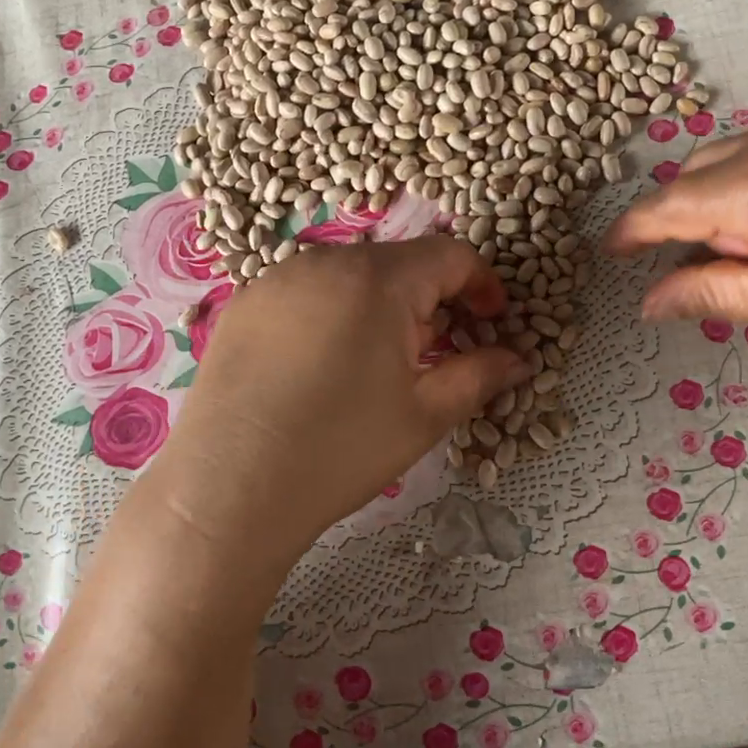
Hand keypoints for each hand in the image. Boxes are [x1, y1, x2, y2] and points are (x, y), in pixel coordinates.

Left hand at [146, 236, 528, 566]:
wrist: (228, 491)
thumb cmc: (340, 450)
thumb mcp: (425, 415)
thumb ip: (480, 375)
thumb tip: (519, 359)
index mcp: (380, 279)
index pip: (450, 256)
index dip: (482, 285)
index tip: (491, 322)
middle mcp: (327, 261)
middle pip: (400, 263)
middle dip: (431, 300)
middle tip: (436, 354)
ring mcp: (278, 278)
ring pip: (351, 276)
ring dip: (382, 306)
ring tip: (378, 365)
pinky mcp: (243, 304)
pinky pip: (307, 292)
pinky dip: (334, 313)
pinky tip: (322, 368)